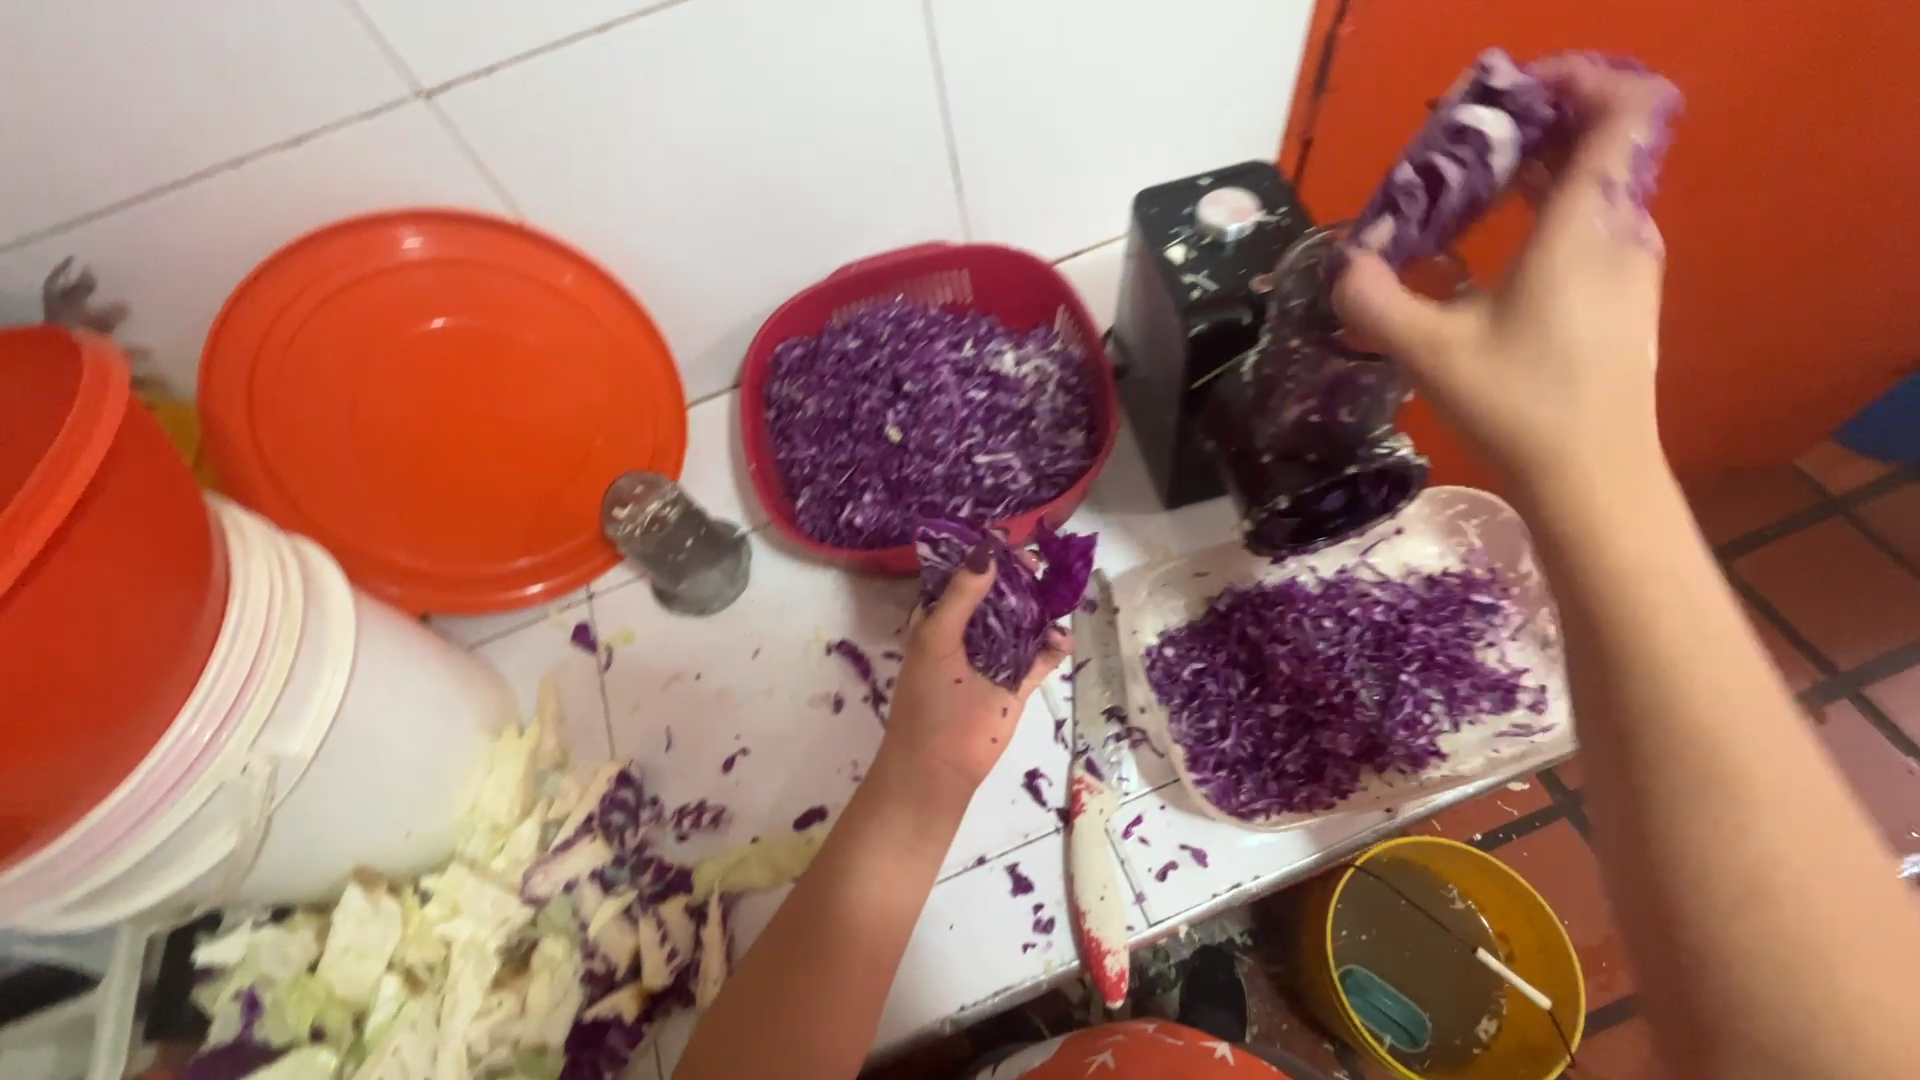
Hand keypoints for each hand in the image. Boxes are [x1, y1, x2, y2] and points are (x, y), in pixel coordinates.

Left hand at [881, 542, 1071, 793]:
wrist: (939, 764)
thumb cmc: (929, 698)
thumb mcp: (937, 638)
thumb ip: (962, 595)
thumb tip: (989, 550)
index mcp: (942, 618)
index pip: (965, 576)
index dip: (985, 557)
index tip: (1009, 542)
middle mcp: (971, 631)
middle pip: (1001, 594)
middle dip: (1020, 579)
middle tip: (1038, 567)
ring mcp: (996, 656)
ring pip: (1025, 621)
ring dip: (1041, 608)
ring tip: (1057, 597)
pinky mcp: (1018, 682)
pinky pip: (1041, 655)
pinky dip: (1054, 645)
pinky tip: (1061, 640)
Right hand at [1334, 56, 1682, 495]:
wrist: (1591, 473)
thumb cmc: (1516, 403)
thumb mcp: (1427, 351)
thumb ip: (1375, 300)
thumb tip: (1344, 265)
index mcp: (1584, 226)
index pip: (1623, 106)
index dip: (1576, 79)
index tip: (1507, 95)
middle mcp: (1620, 230)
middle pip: (1600, 140)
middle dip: (1531, 128)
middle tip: (1460, 149)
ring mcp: (1628, 266)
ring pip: (1593, 186)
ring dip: (1533, 174)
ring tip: (1464, 198)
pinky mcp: (1621, 298)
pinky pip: (1588, 224)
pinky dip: (1543, 214)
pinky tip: (1489, 255)